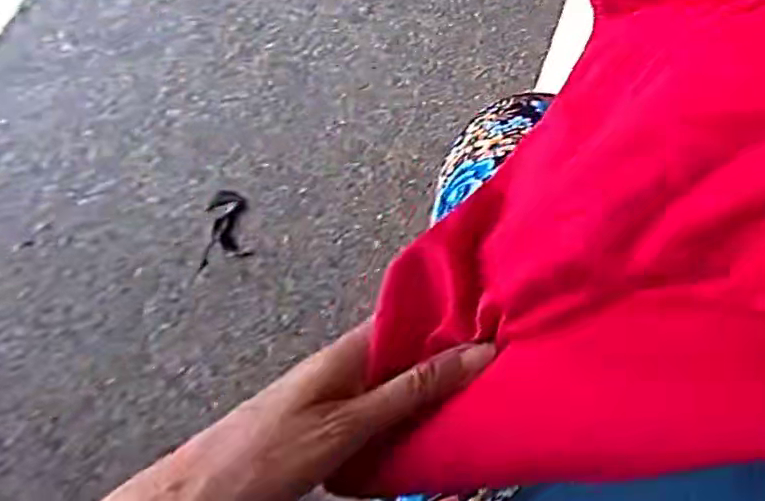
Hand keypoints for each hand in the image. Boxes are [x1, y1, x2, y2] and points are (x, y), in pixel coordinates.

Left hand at [105, 321, 492, 500]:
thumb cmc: (253, 460)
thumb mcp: (344, 425)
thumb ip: (414, 387)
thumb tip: (483, 350)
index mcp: (358, 345)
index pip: (427, 308)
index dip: (468, 305)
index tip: (510, 307)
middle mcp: (357, 359)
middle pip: (425, 342)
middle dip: (464, 346)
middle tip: (511, 350)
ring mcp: (348, 389)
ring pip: (413, 373)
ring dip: (444, 380)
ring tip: (485, 383)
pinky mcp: (341, 418)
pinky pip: (396, 401)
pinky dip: (421, 405)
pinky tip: (441, 416)